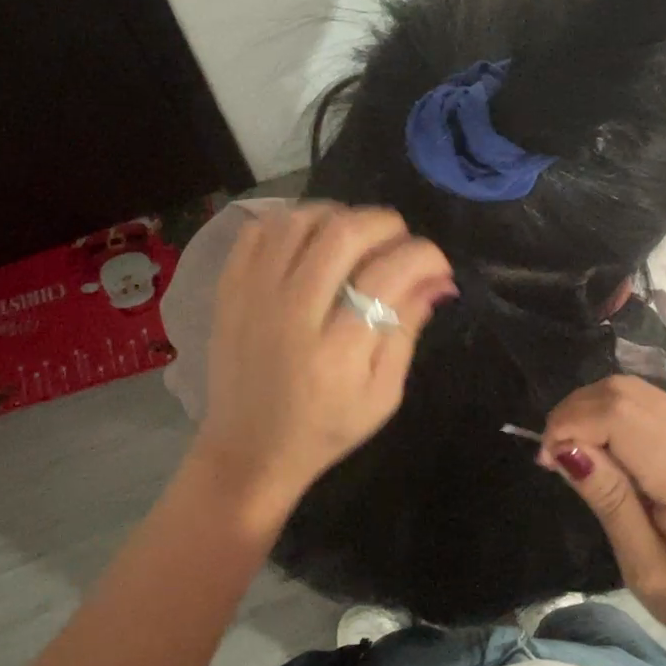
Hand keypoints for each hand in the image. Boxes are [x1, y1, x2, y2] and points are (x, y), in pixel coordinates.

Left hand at [194, 204, 452, 515]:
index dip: (423, 255)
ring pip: (299, 221)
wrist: (247, 450)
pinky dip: (292, 220)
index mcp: (337, 351)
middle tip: (399, 240)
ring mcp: (253, 296)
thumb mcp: (382, 396)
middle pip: (342, 233)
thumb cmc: (325, 429)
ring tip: (357, 236)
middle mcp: (292, 313)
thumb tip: (437, 279)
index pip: (387, 274)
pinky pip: (258, 229)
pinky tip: (311, 239)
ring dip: (339, 215)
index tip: (435, 263)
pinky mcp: (228, 289)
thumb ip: (407, 331)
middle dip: (385, 223)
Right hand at [539, 376, 665, 660]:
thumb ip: (609, 500)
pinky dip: (620, 417)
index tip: (546, 460)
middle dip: (578, 410)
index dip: (571, 423)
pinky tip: (607, 452)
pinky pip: (657, 408)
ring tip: (575, 453)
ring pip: (641, 391)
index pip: (619, 414)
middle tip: (554, 455)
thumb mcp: (646, 568)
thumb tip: (564, 449)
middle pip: (628, 390)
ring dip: (596, 409)